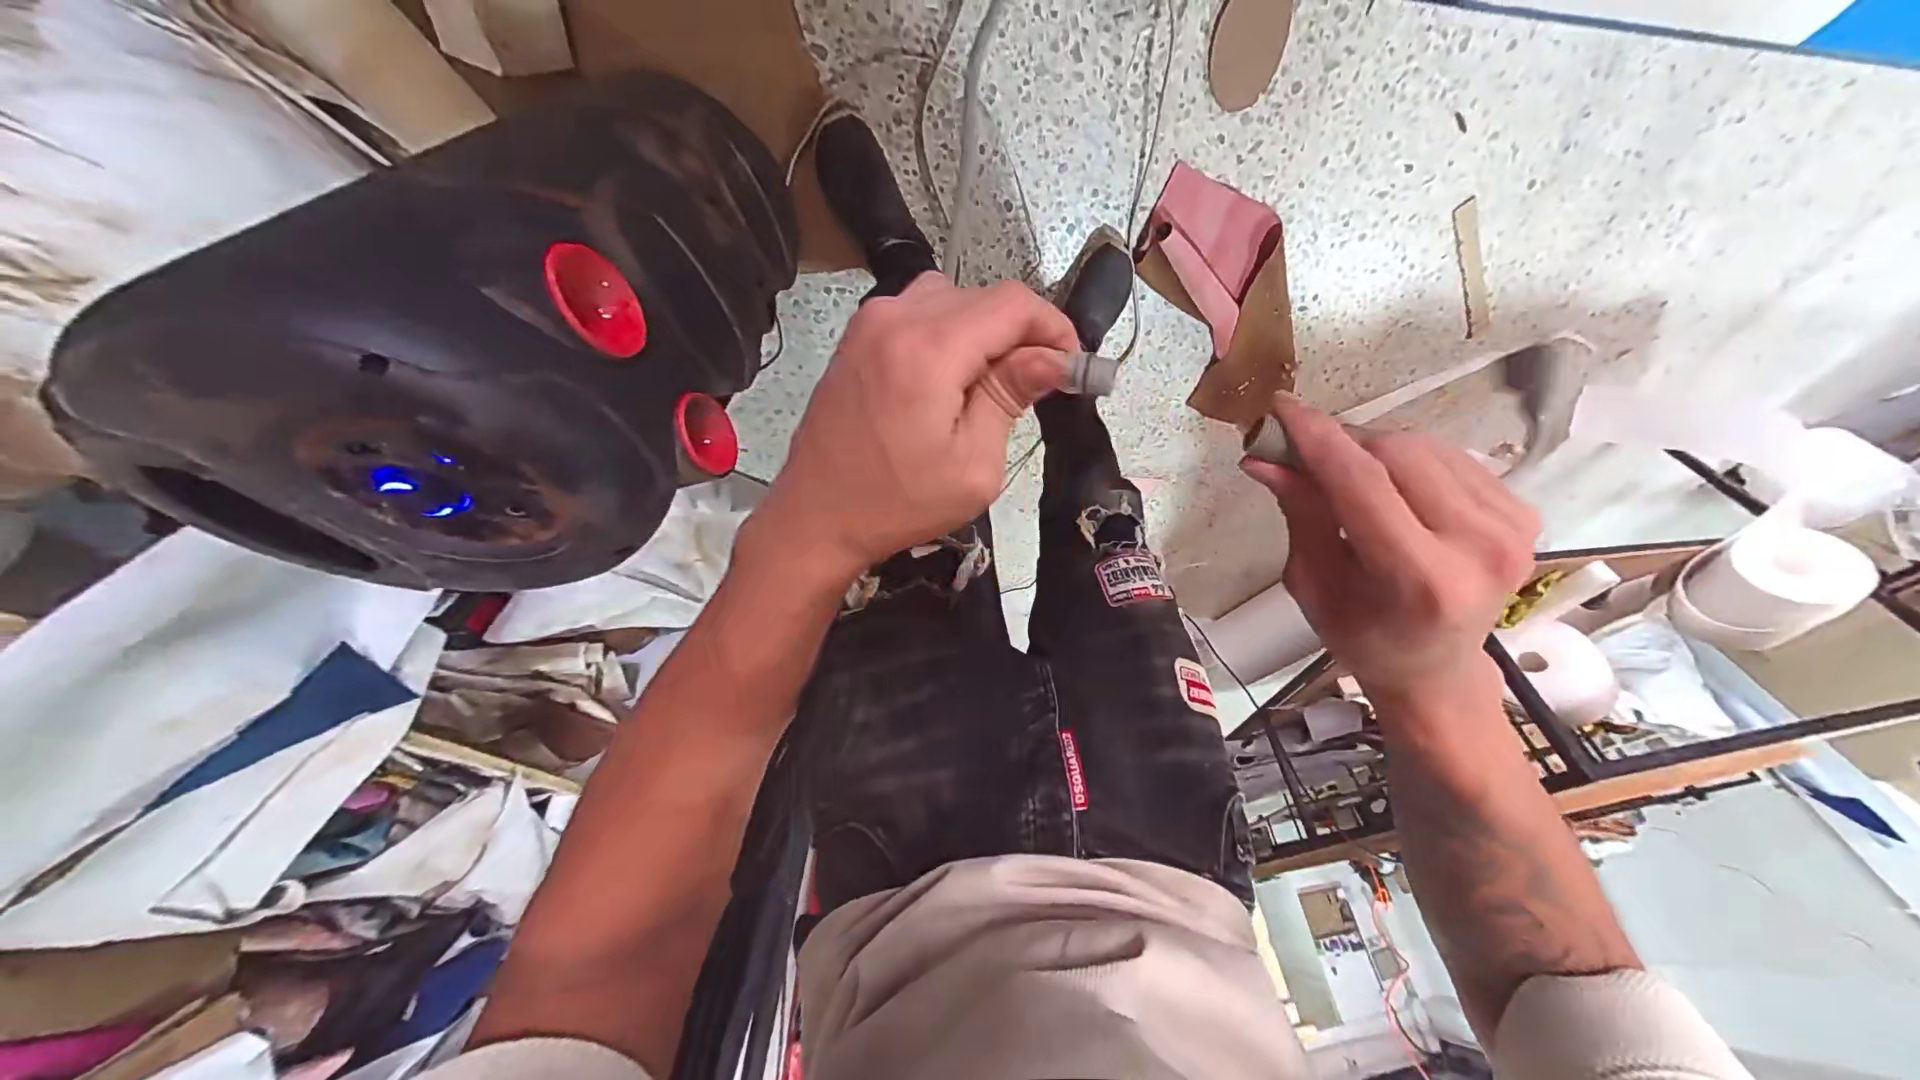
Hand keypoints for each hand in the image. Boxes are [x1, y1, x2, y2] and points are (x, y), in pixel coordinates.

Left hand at [748, 274, 1078, 578]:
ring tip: (990, 385)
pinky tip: (949, 380)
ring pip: (951, 299)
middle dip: (1021, 334)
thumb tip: (1055, 358)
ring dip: (983, 332)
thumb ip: (1012, 395)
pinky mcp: (856, 339)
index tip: (1070, 365)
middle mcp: (895, 319)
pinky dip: (947, 334)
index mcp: (929, 349)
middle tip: (1037, 384)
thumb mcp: (973, 463)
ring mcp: (868, 324)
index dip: (1054, 327)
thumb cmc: (897, 504)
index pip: (1014, 303)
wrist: (816, 517)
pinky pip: (917, 313)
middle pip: (983, 297)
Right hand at [1239, 393, 1539, 706]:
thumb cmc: (1361, 637)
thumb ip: (1300, 513)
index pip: (1362, 483)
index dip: (1316, 438)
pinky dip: (1406, 458)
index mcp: (1419, 578)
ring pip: (1424, 447)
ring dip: (1371, 447)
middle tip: (1301, 450)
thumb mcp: (1313, 583)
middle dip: (1340, 442)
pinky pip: (1450, 457)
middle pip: (1397, 453)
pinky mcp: (1524, 514)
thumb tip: (1264, 460)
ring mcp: (1511, 528)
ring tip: (1340, 472)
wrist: (1435, 669)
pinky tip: (1386, 482)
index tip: (1280, 407)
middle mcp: (1478, 547)